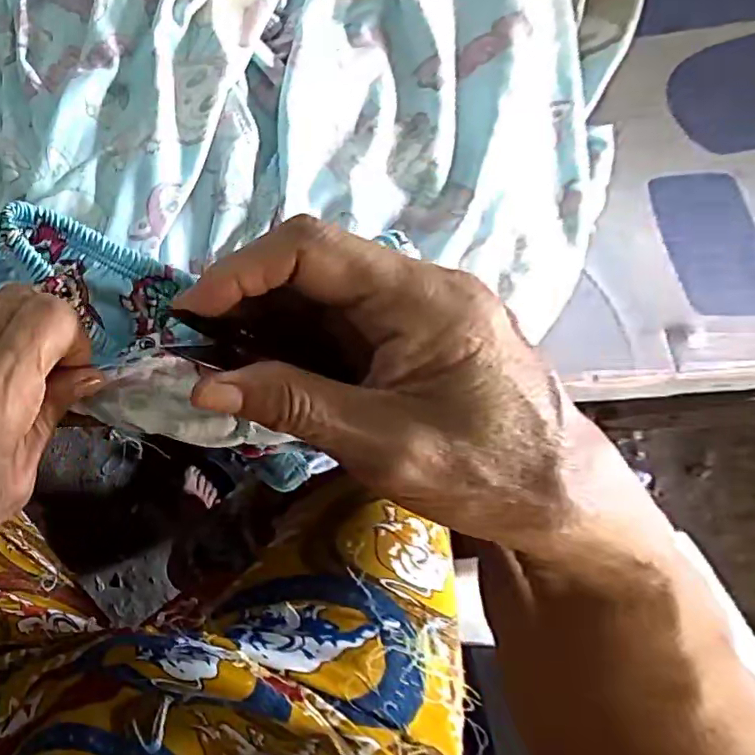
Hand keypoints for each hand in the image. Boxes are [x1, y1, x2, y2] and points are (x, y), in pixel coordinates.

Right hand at [175, 216, 645, 553]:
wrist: (566, 506)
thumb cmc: (488, 474)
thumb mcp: (383, 445)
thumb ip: (292, 405)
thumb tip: (202, 387)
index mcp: (422, 299)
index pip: (311, 248)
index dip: (239, 272)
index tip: (189, 312)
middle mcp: (411, 287)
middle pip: (303, 259)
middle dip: (237, 292)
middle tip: (191, 337)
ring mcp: (402, 310)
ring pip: (305, 288)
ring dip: (250, 315)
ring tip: (210, 354)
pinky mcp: (391, 335)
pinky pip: (318, 318)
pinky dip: (273, 337)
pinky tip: (251, 366)